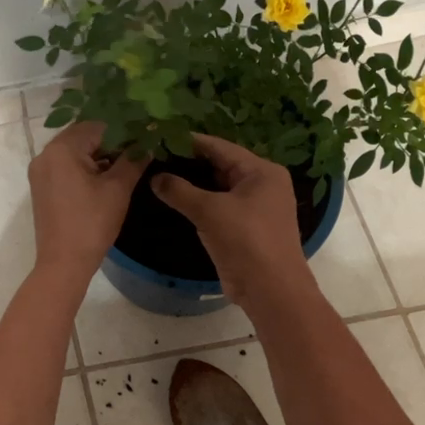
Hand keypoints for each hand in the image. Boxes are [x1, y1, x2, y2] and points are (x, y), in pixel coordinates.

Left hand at [28, 122, 144, 281]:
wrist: (63, 262)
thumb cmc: (92, 223)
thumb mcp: (118, 189)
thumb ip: (133, 160)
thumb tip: (148, 143)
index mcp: (62, 149)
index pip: (97, 125)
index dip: (123, 129)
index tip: (145, 134)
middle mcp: (45, 154)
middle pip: (82, 135)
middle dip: (110, 140)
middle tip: (138, 146)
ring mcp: (40, 171)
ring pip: (74, 151)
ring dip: (98, 153)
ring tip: (127, 160)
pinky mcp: (41, 186)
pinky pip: (65, 166)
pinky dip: (85, 166)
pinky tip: (107, 174)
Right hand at [149, 133, 316, 304]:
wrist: (271, 290)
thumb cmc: (246, 241)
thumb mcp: (209, 211)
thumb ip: (179, 190)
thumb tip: (155, 177)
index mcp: (261, 171)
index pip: (219, 147)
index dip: (188, 140)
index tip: (159, 134)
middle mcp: (262, 183)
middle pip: (219, 164)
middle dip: (188, 161)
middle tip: (154, 155)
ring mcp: (255, 206)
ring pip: (217, 186)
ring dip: (191, 182)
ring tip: (158, 173)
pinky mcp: (245, 226)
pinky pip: (218, 205)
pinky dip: (198, 201)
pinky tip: (174, 199)